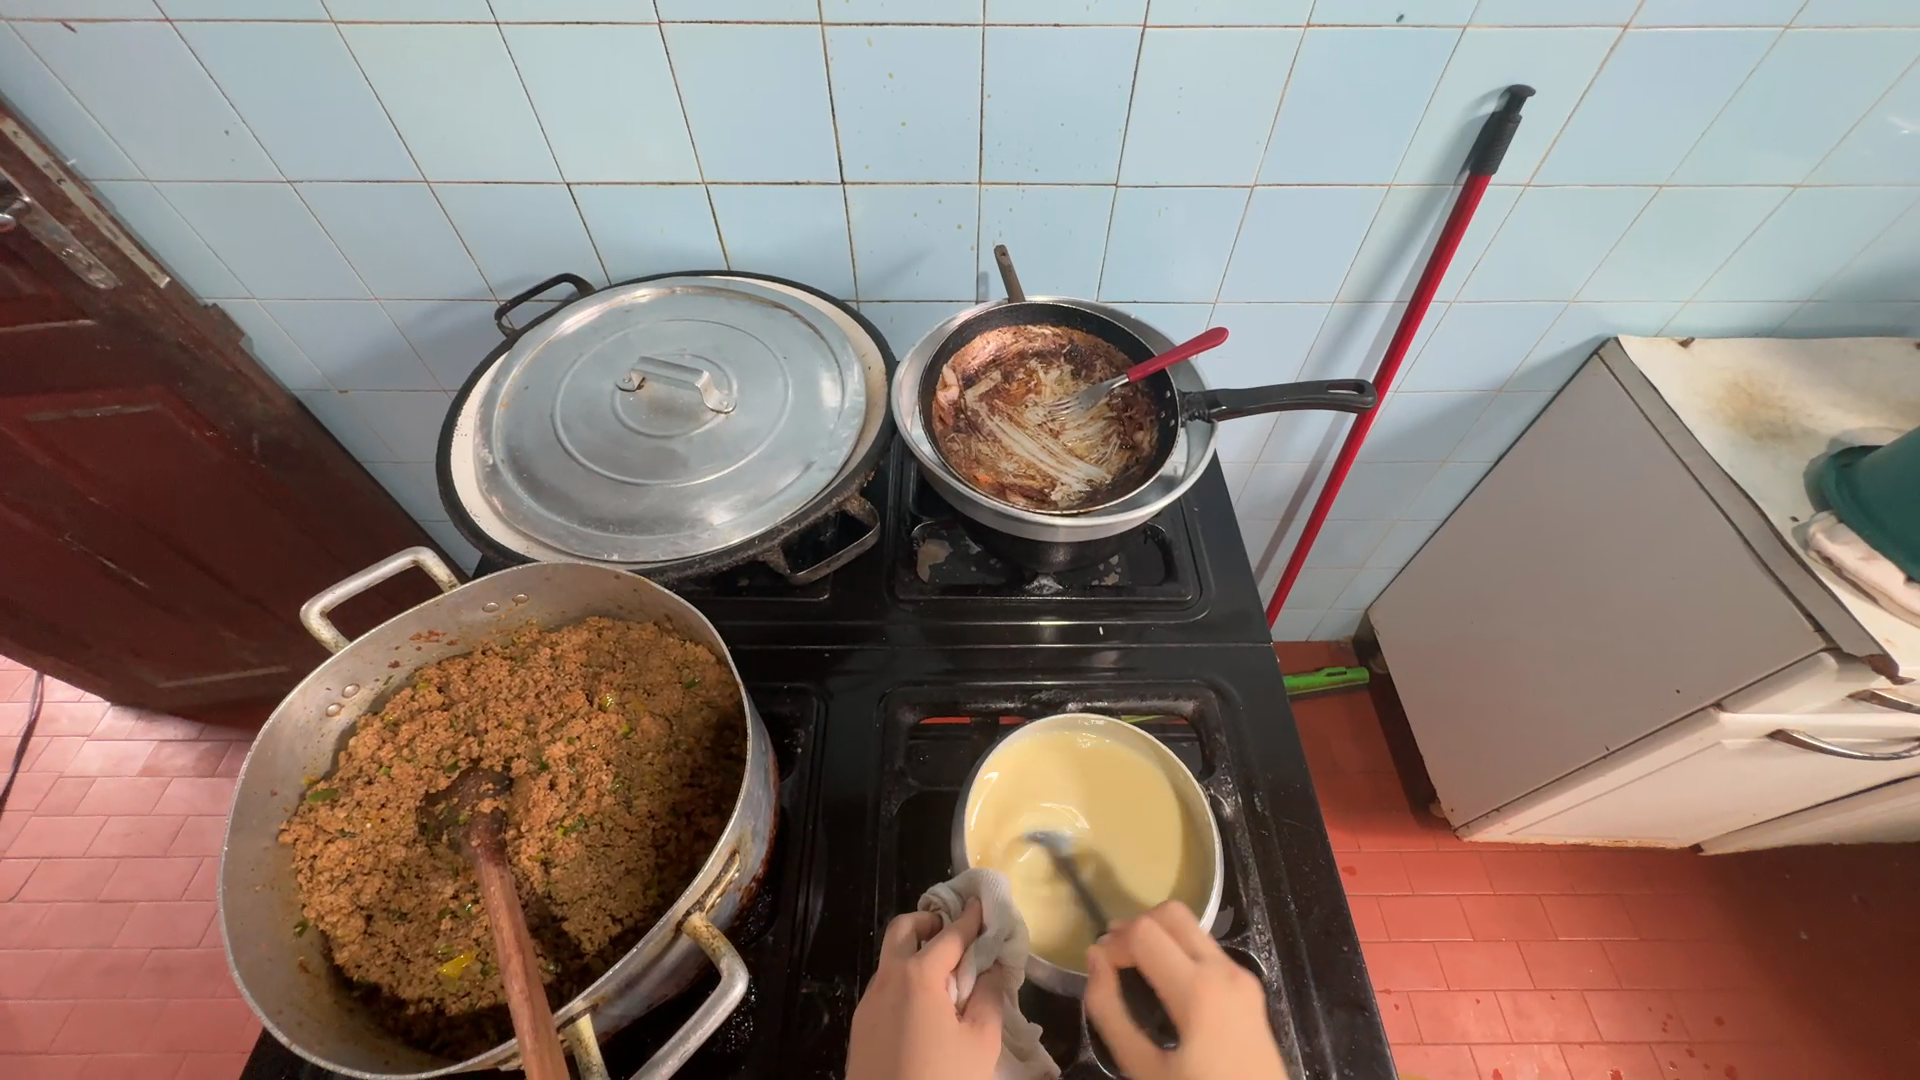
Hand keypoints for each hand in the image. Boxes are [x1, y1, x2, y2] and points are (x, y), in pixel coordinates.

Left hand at [847, 899, 1006, 1079]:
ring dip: (915, 952)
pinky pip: (884, 988)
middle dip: (930, 923)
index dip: (970, 919)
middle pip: (904, 930)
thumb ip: (989, 997)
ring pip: (890, 959)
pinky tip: (925, 1007)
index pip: (950, 935)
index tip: (983, 905)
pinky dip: (904, 980)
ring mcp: (868, 1003)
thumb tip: (990, 969)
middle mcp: (888, 979)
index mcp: (918, 975)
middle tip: (955, 934)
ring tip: (945, 974)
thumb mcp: (980, 1043)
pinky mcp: (860, 1029)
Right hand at [1085, 901, 1287, 1079]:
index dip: (1113, 943)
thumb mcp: (1144, 1071)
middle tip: (1114, 957)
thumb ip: (1110, 1012)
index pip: (1143, 932)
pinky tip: (1165, 983)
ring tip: (1135, 968)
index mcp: (1198, 989)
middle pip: (1171, 914)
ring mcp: (1243, 977)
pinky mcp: (1252, 989)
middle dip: (1136, 926)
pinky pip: (1207, 949)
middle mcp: (1224, 970)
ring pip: (1192, 927)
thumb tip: (1095, 958)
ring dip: (1158, 935)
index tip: (1098, 969)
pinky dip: (1179, 949)